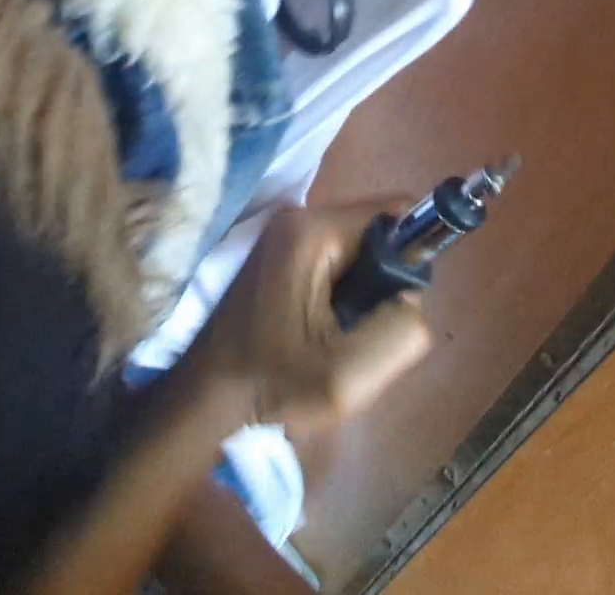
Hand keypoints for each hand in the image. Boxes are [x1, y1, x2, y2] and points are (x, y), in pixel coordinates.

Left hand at [182, 204, 433, 434]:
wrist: (203, 399)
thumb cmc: (270, 385)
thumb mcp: (347, 378)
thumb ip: (401, 332)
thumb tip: (411, 298)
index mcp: (312, 232)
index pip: (396, 215)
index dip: (408, 261)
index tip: (388, 310)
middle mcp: (297, 217)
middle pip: (376, 231)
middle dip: (382, 282)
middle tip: (357, 334)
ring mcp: (283, 232)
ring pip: (357, 248)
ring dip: (361, 291)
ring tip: (335, 337)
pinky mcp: (278, 251)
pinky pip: (334, 258)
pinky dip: (340, 292)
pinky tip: (318, 330)